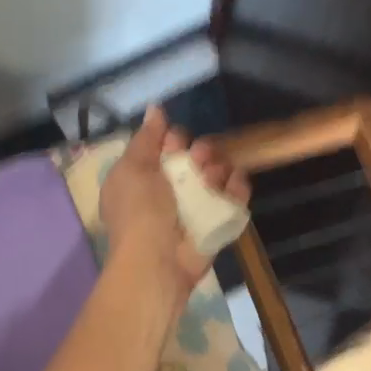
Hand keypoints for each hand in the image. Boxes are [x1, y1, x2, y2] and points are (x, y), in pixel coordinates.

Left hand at [100, 105, 248, 296]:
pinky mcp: (215, 226)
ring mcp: (194, 211)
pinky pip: (232, 201)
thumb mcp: (133, 168)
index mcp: (143, 179)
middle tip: (199, 157)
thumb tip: (155, 109)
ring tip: (212, 176)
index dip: (172, 140)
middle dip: (200, 151)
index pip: (165, 149)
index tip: (174, 142)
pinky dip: (237, 189)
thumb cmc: (139, 211)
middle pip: (194, 160)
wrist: (156, 261)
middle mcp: (169, 194)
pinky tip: (236, 181)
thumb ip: (145, 138)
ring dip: (218, 168)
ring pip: (215, 177)